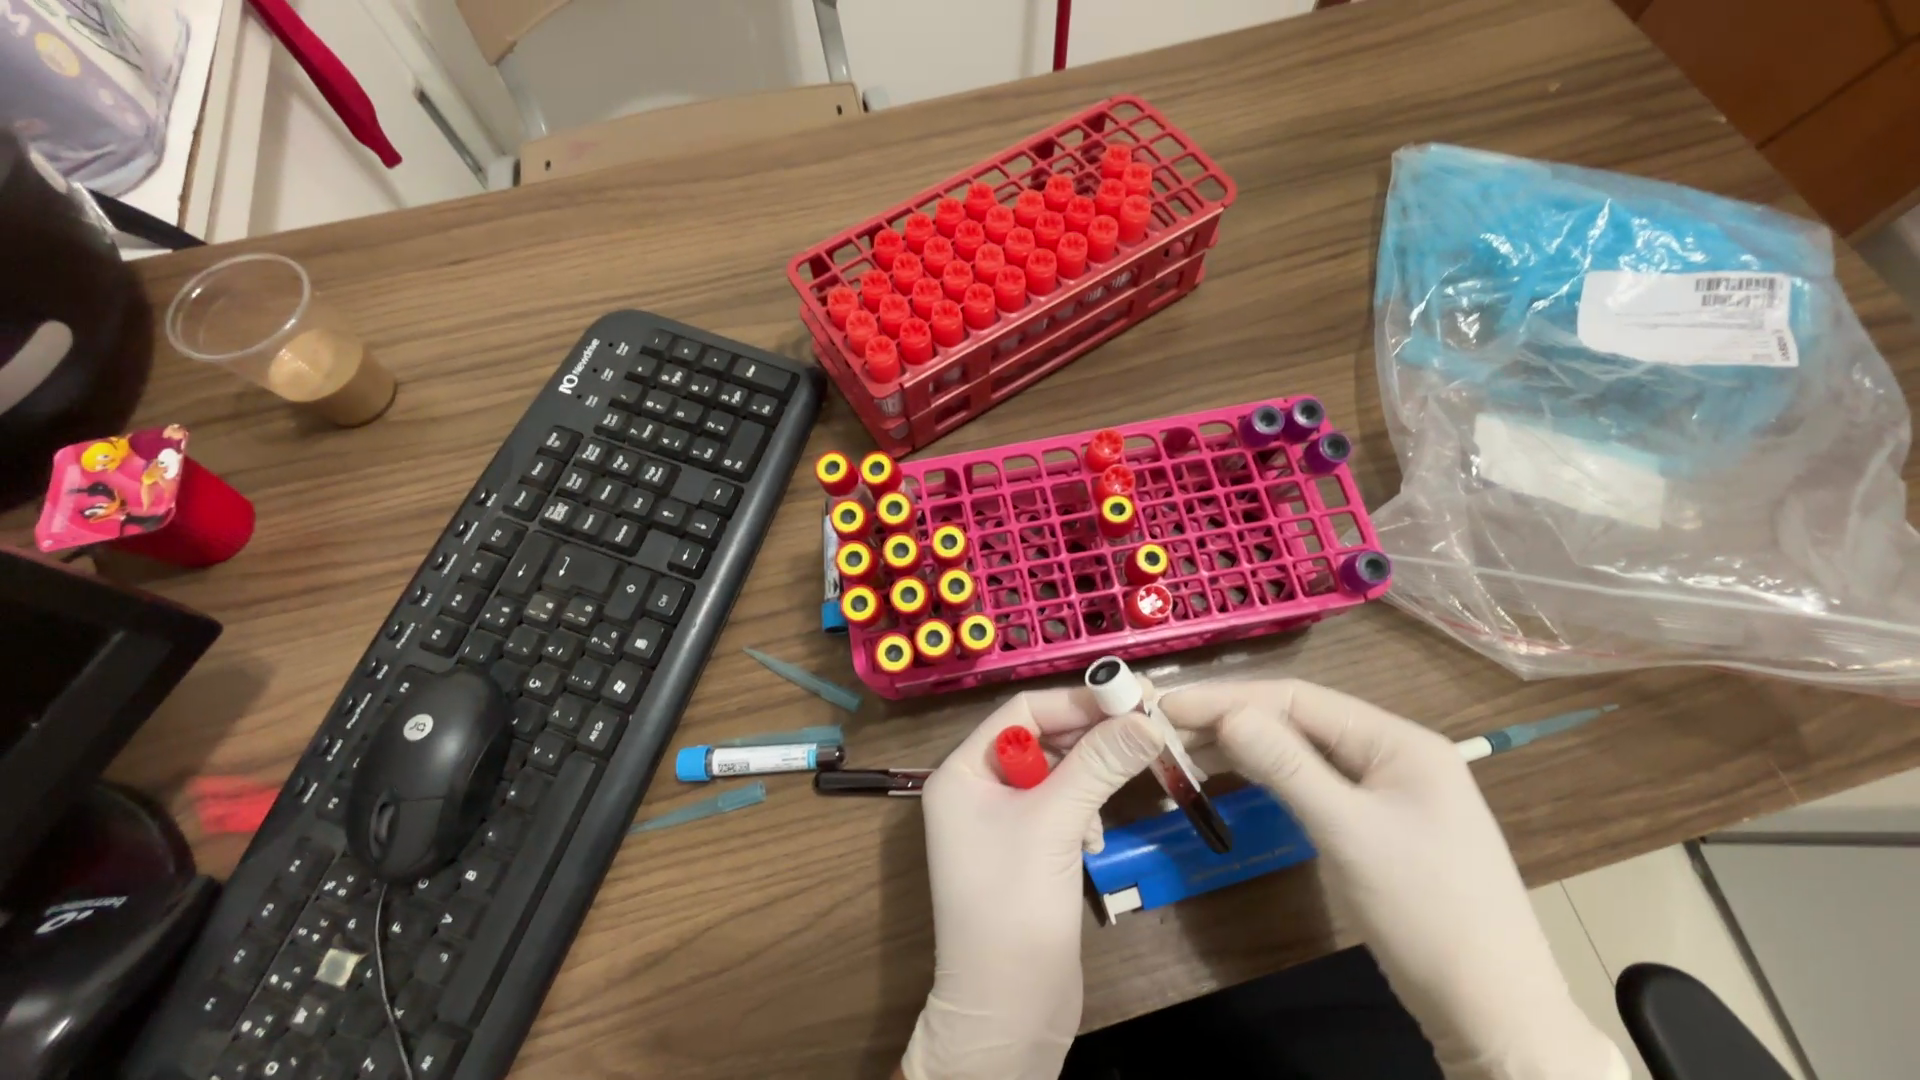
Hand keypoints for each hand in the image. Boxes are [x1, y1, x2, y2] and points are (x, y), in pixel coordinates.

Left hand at [900, 688, 1166, 1079]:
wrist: (1007, 1007)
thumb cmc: (1014, 903)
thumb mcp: (1055, 822)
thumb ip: (1099, 763)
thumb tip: (1146, 718)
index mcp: (962, 772)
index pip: (1021, 713)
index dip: (1074, 702)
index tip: (1129, 698)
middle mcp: (975, 790)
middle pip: (1040, 740)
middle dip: (1087, 740)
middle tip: (1141, 734)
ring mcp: (999, 824)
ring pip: (1055, 774)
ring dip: (1087, 780)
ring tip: (1108, 800)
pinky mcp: (1025, 853)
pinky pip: (1059, 810)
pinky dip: (1082, 814)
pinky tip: (1093, 839)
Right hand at [1161, 681, 1626, 1079]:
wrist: (1494, 1011)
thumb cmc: (1427, 913)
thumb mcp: (1350, 833)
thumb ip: (1287, 767)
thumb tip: (1226, 714)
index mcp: (1400, 741)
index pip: (1300, 699)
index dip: (1230, 697)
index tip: (1169, 705)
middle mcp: (1395, 754)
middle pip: (1301, 721)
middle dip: (1234, 718)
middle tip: (1166, 726)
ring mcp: (1388, 790)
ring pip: (1305, 752)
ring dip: (1248, 746)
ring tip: (1186, 747)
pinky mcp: (1378, 824)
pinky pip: (1315, 783)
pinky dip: (1272, 776)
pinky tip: (1237, 774)